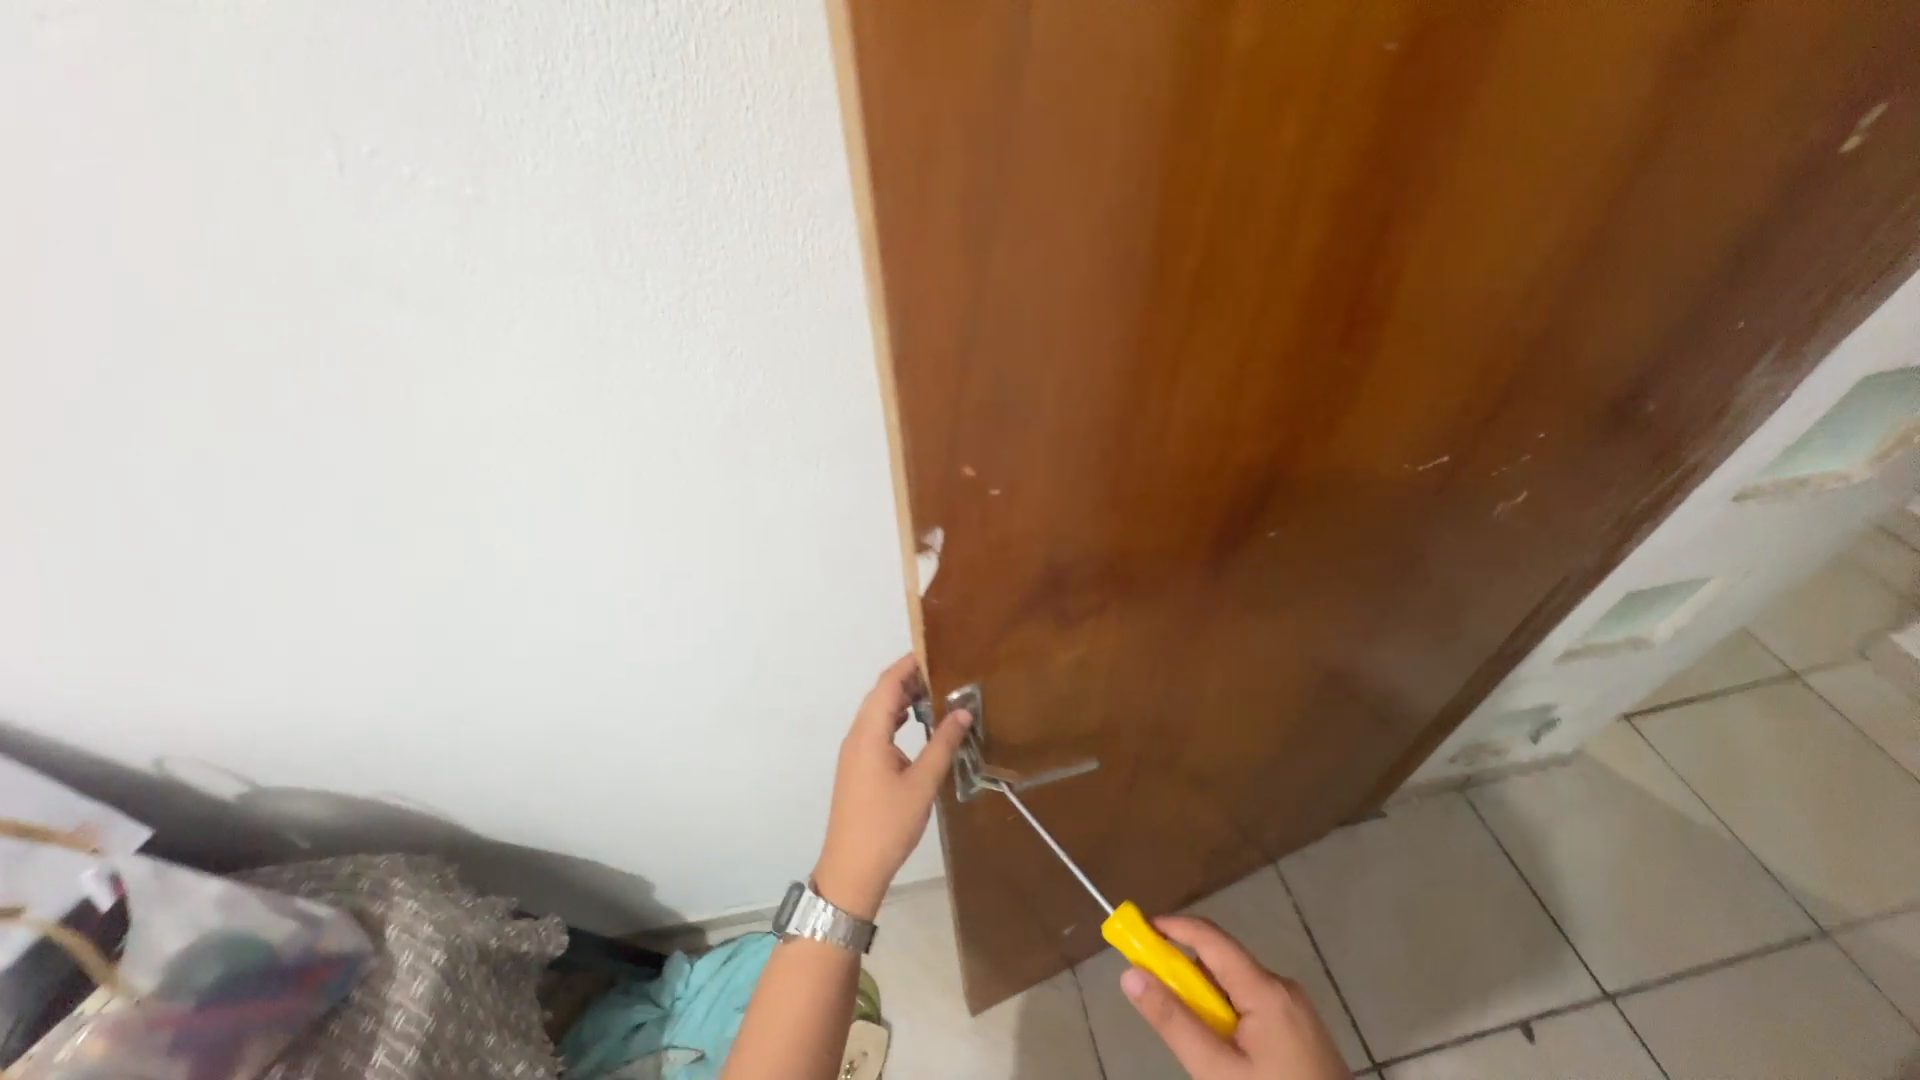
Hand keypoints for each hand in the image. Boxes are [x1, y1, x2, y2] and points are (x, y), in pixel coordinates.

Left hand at [811, 654, 972, 918]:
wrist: (851, 869)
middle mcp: (857, 736)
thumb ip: (942, 745)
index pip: (887, 684)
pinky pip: (877, 730)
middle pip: (881, 695)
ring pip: (878, 713)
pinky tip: (919, 724)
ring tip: (938, 691)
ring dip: (903, 699)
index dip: (909, 664)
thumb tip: (963, 712)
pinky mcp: (858, 767)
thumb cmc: (887, 825)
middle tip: (945, 669)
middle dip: (910, 678)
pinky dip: (897, 719)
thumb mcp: (922, 784)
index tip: (936, 649)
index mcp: (868, 734)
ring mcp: (855, 753)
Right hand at [1122, 916, 1351, 1079]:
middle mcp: (1283, 988)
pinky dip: (1228, 1020)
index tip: (1133, 934)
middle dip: (1184, 976)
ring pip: (1237, 990)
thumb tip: (1130, 974)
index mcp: (1265, 990)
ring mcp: (1297, 1011)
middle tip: (1158, 1006)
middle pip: (1222, 964)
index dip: (1169, 928)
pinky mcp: (1303, 1033)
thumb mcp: (1217, 1072)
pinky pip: (1254, 1009)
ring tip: (1199, 1051)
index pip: (1209, 938)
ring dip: (1206, 1004)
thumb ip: (1174, 1021)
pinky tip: (1227, 1060)